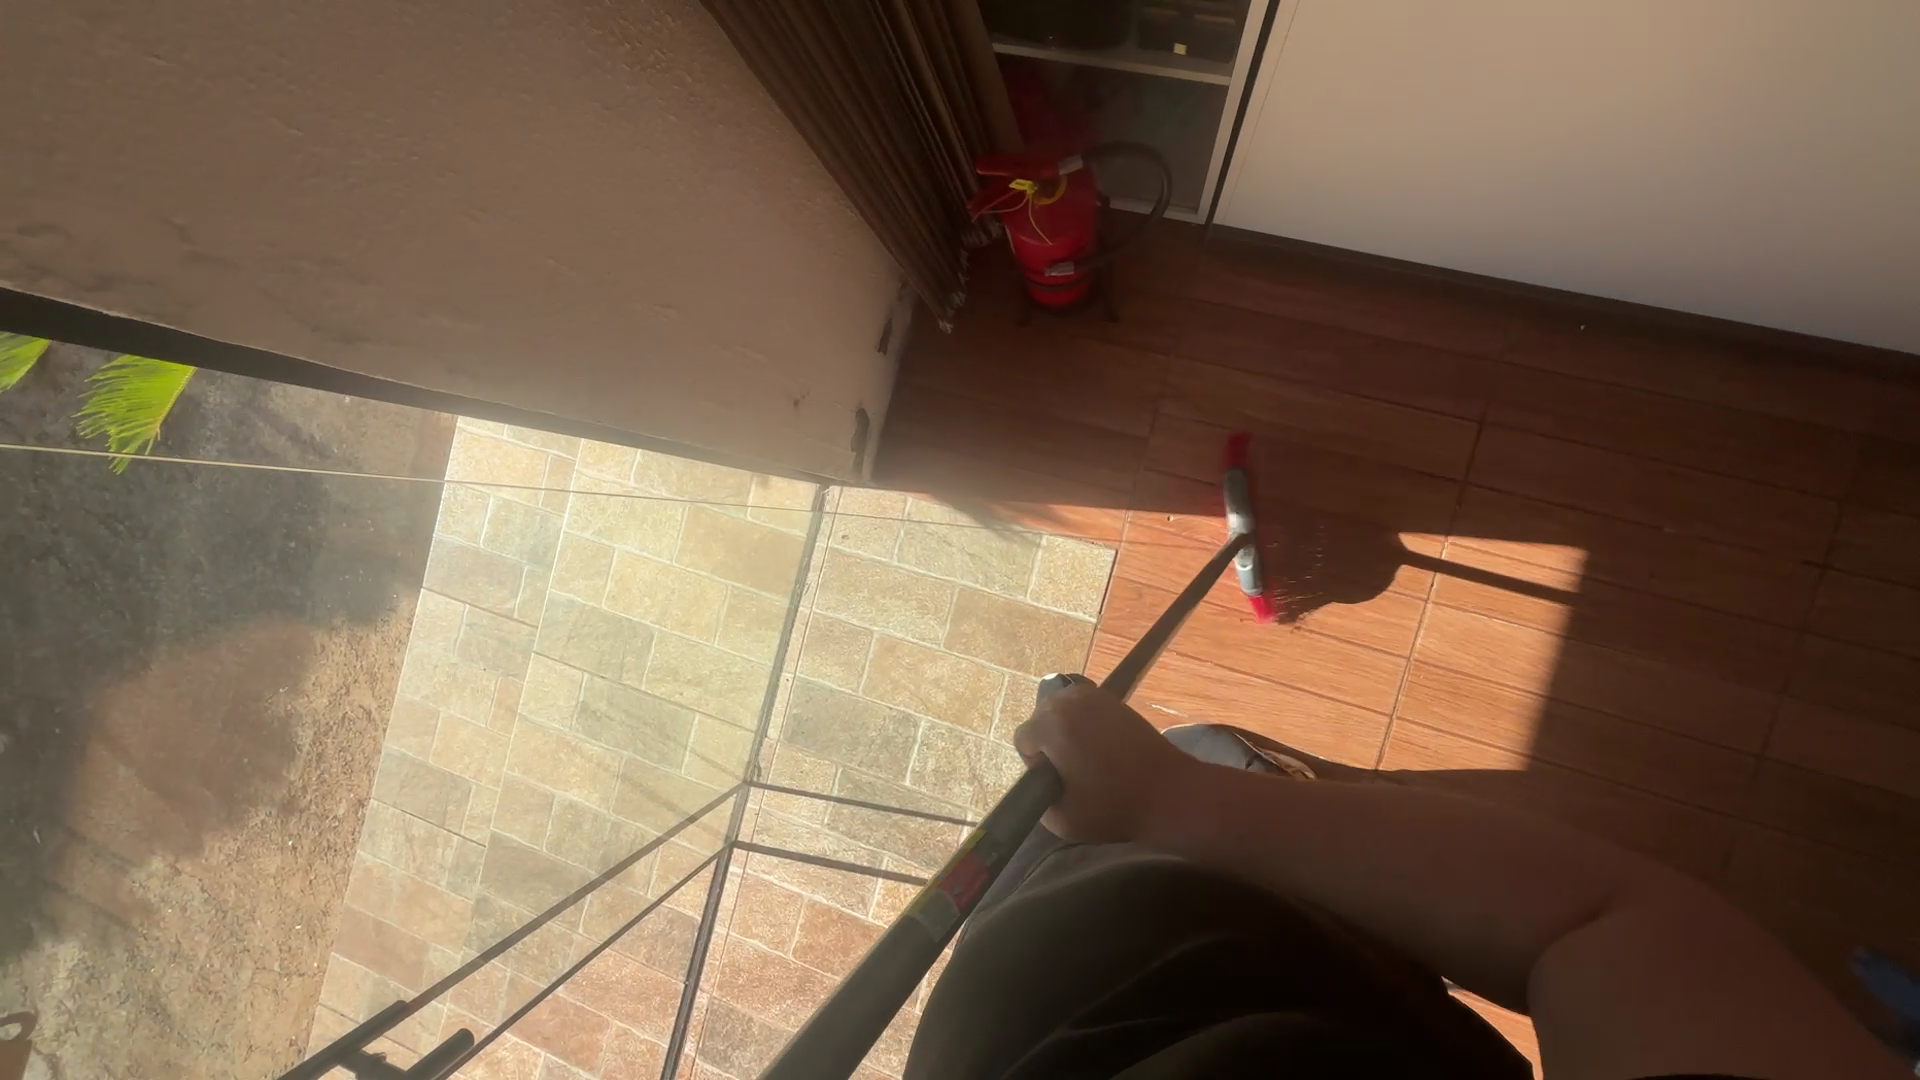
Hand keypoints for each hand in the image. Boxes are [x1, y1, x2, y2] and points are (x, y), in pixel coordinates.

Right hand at [1011, 682, 1204, 843]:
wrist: (1168, 792)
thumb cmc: (1114, 807)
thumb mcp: (1063, 820)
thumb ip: (1037, 801)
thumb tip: (1040, 783)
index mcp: (1051, 726)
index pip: (1023, 738)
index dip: (1035, 763)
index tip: (1056, 780)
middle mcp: (1068, 701)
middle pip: (1040, 718)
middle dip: (1048, 742)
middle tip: (1071, 769)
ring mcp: (1092, 695)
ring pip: (1060, 709)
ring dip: (1065, 729)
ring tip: (1085, 756)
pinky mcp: (1112, 698)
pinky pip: (1082, 705)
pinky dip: (1083, 720)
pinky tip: (1098, 744)